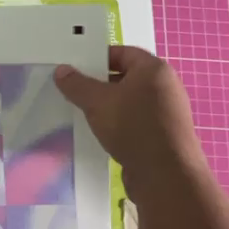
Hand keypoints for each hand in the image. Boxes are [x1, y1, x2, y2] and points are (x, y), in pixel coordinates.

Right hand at [55, 46, 205, 191]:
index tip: (75, 68)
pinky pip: (136, 121)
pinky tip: (101, 133)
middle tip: (74, 90)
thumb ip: (77, 84)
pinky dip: (119, 124)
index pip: (122, 53)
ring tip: (82, 113)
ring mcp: (167, 112)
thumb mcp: (97, 102)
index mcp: (154, 70)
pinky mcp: (164, 135)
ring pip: (130, 102)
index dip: (97, 58)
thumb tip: (62, 70)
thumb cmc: (133, 127)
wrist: (166, 176)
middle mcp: (165, 87)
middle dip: (99, 84)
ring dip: (107, 106)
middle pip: (126, 77)